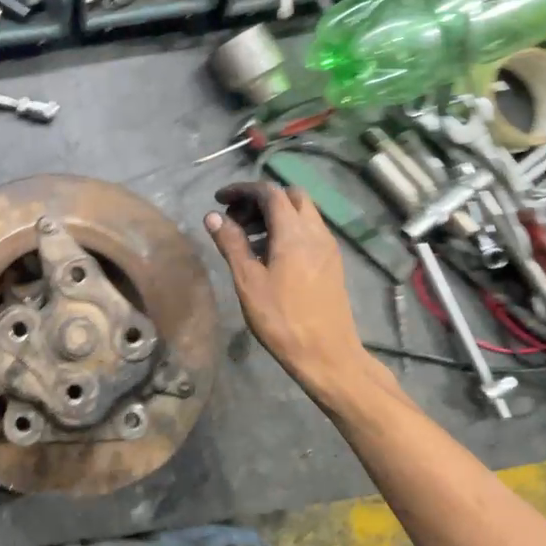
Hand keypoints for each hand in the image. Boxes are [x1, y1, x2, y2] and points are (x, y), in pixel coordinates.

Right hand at [205, 182, 376, 399]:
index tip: (219, 200)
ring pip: (302, 213)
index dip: (242, 190)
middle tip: (236, 219)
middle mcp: (316, 232)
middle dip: (261, 199)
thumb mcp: (248, 281)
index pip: (269, 193)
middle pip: (290, 197)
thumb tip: (213, 216)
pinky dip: (287, 229)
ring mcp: (328, 247)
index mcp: (294, 233)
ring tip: (248, 239)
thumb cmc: (282, 319)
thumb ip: (231, 243)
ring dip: (274, 214)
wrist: (327, 355)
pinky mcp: (332, 263)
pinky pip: (309, 231)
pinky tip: (270, 255)